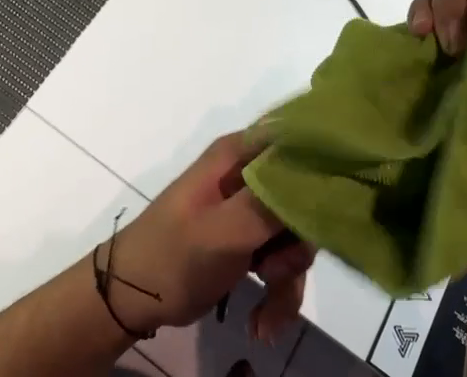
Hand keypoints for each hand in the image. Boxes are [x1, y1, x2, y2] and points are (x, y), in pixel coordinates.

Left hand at [102, 133, 315, 341]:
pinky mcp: (249, 240)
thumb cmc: (173, 256)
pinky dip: (277, 294)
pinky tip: (262, 322)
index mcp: (240, 153)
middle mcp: (249, 173)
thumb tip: (323, 175)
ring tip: (265, 314)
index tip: (336, 210)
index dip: (324, 170)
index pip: (299, 142)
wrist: (130, 298)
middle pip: (305, 197)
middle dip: (298, 244)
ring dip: (286, 280)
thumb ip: (275, 202)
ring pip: (296, 236)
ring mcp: (248, 208)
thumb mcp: (225, 229)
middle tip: (276, 272)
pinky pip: (281, 262)